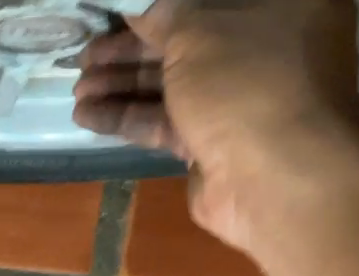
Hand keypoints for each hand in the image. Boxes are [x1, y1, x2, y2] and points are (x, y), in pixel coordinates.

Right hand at [72, 0, 358, 250]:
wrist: (275, 175)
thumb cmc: (246, 83)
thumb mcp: (198, 32)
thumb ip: (163, 15)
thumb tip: (140, 8)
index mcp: (279, 2)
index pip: (204, 0)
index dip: (156, 7)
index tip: (115, 14)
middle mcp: (264, 44)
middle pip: (185, 41)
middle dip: (129, 50)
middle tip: (84, 57)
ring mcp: (239, 97)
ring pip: (171, 84)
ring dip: (121, 86)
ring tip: (78, 91)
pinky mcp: (214, 141)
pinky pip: (166, 121)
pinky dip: (128, 117)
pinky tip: (87, 116)